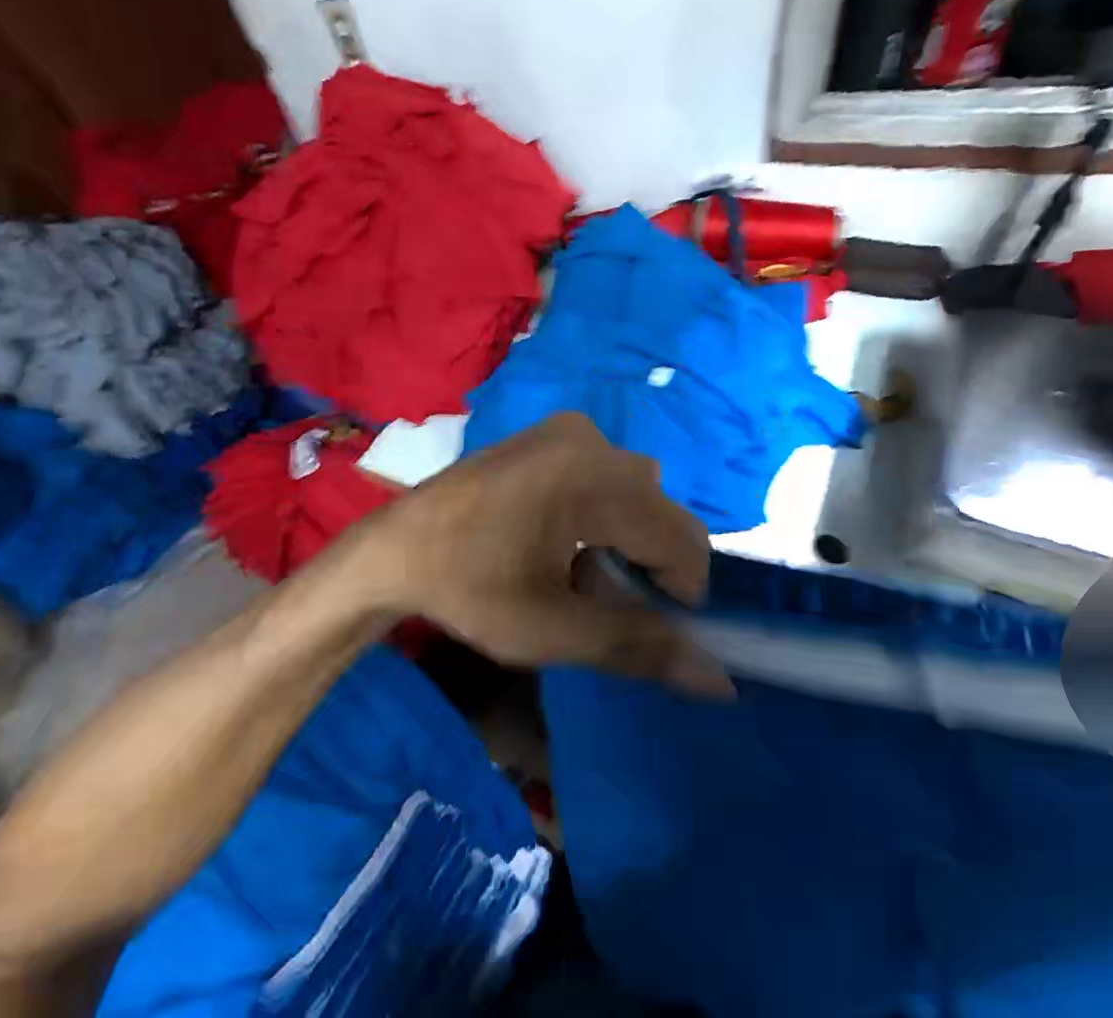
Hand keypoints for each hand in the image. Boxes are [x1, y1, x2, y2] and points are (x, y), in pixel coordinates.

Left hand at [345, 412, 731, 696]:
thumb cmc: (467, 592)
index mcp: (594, 479)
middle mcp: (595, 441)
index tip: (650, 626)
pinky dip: (612, 517)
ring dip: (633, 543)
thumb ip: (639, 648)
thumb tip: (720, 682)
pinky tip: (569, 541)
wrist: (392, 550)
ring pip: (644, 498)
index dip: (681, 592)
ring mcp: (575, 430)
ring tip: (581, 573)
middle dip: (653, 568)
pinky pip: (616, 479)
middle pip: (664, 515)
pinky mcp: (560, 433)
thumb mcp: (552, 631)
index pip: (683, 540)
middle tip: (605, 601)